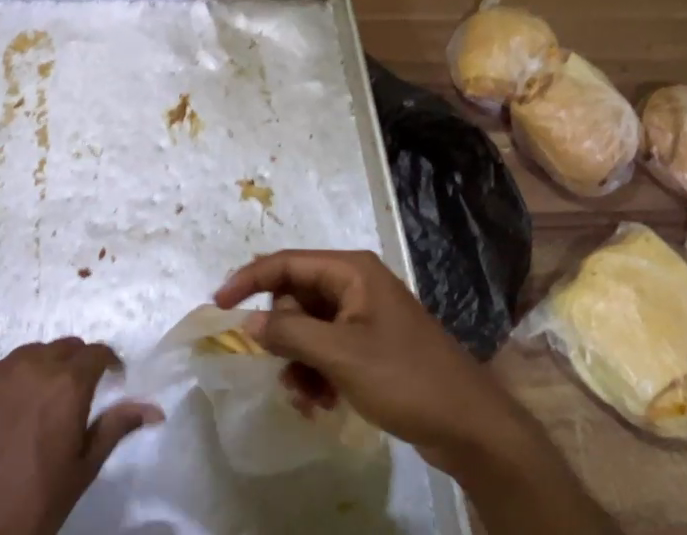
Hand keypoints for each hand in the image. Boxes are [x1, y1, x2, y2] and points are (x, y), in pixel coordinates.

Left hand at [0, 338, 162, 534]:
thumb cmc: (36, 501)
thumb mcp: (83, 467)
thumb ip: (116, 427)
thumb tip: (154, 408)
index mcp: (67, 384)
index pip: (97, 352)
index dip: (109, 363)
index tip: (113, 380)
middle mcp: (32, 366)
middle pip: (64, 347)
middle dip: (78, 364)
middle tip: (79, 396)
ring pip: (30, 354)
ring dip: (44, 369)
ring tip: (43, 405)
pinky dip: (11, 383)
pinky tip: (9, 416)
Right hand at [214, 250, 519, 472]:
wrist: (469, 424)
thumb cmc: (404, 377)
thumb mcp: (340, 354)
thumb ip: (290, 333)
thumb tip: (249, 321)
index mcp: (351, 270)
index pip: (286, 263)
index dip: (249, 280)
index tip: (217, 306)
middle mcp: (356, 284)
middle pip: (296, 298)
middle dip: (283, 336)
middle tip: (283, 370)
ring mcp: (366, 315)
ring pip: (309, 328)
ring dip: (299, 361)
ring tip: (307, 397)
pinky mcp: (372, 345)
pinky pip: (327, 349)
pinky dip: (317, 372)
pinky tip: (322, 402)